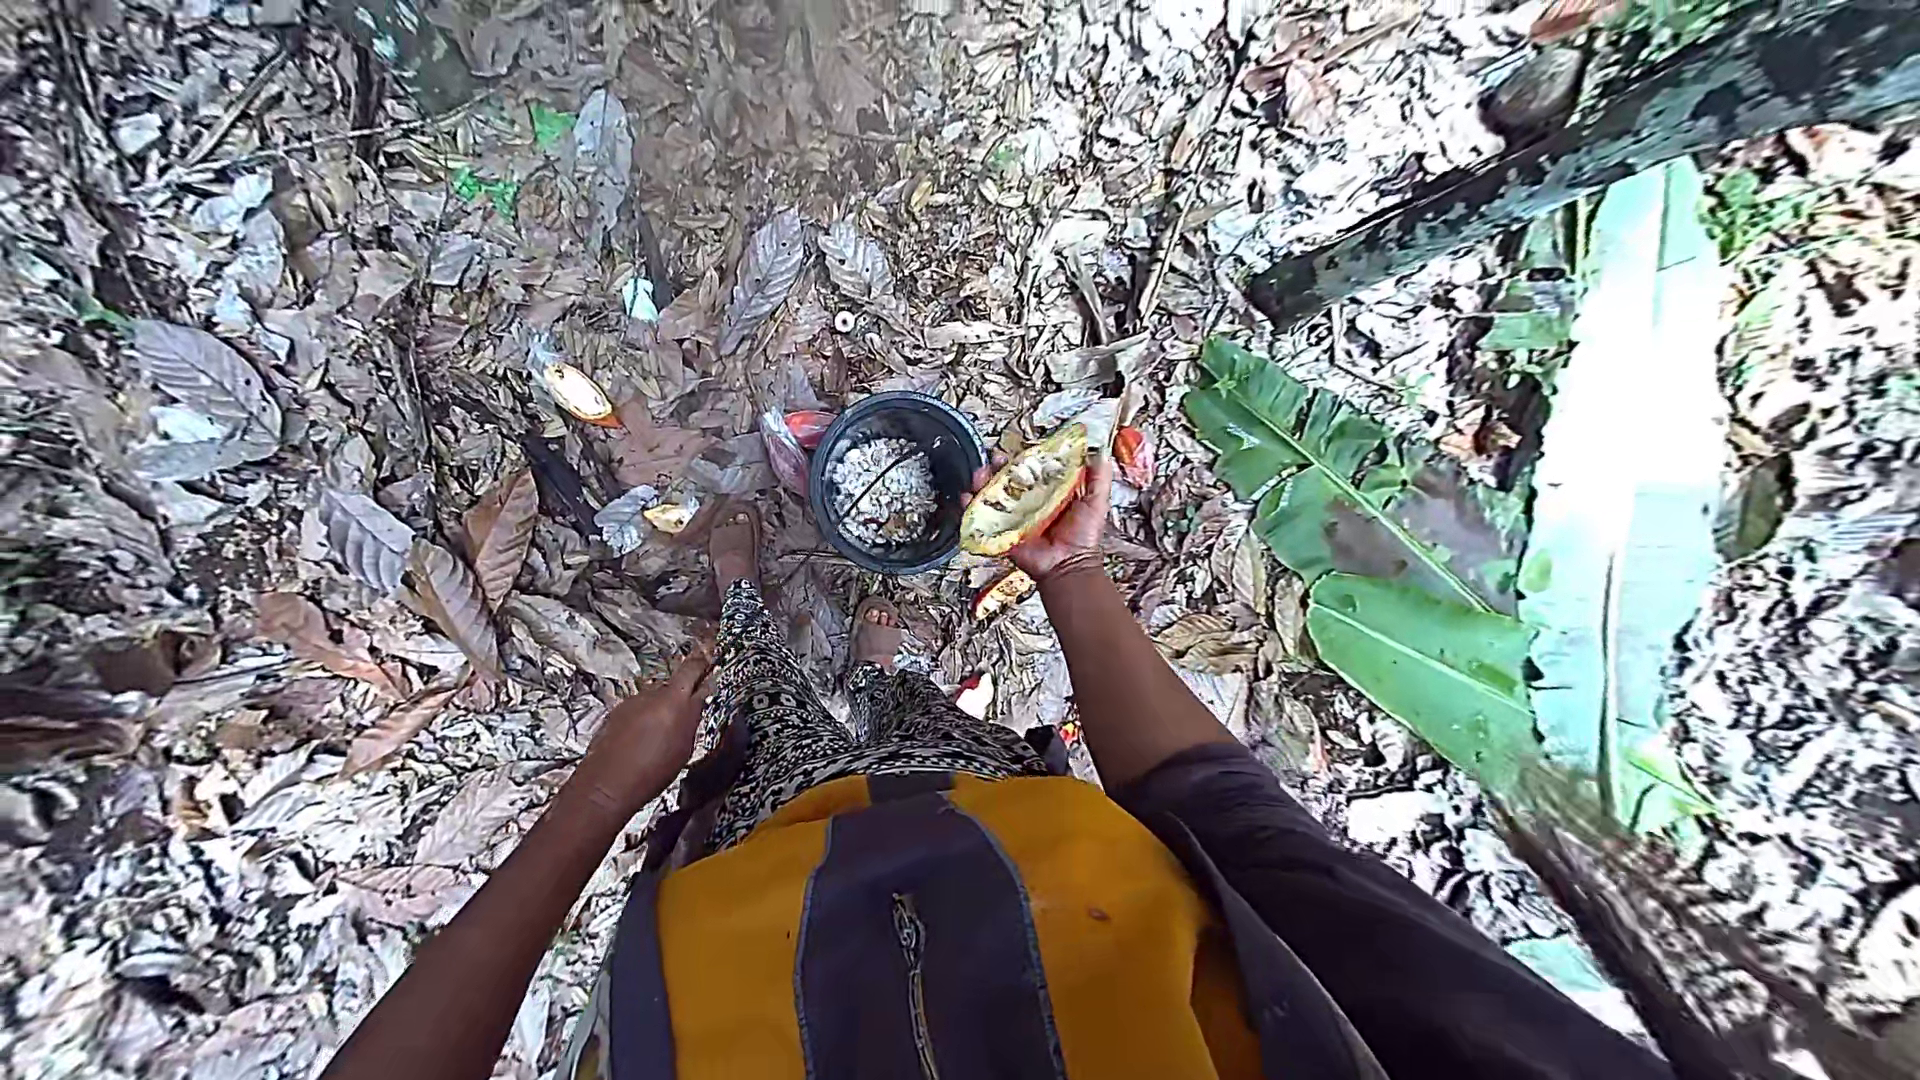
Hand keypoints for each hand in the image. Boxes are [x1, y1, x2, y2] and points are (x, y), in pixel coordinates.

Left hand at [564, 645, 713, 823]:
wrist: (604, 787)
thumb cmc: (653, 770)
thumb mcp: (685, 745)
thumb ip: (693, 715)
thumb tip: (701, 695)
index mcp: (674, 699)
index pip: (692, 668)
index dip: (703, 660)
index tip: (710, 654)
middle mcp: (651, 694)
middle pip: (673, 685)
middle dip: (682, 696)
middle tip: (687, 714)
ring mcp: (630, 703)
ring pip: (654, 699)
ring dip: (660, 710)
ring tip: (661, 736)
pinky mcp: (613, 715)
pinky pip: (637, 710)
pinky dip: (642, 720)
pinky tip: (641, 742)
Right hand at [967, 451, 1112, 579]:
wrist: (1069, 565)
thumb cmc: (1083, 537)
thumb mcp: (1096, 502)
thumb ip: (1098, 478)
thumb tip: (1100, 453)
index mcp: (1047, 491)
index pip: (1030, 468)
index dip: (1021, 457)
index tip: (1016, 450)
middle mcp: (1027, 501)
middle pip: (1006, 478)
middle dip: (996, 467)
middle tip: (994, 460)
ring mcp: (1013, 516)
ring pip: (990, 494)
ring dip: (981, 481)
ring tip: (980, 475)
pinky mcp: (1001, 530)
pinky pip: (981, 517)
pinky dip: (969, 506)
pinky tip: (967, 497)